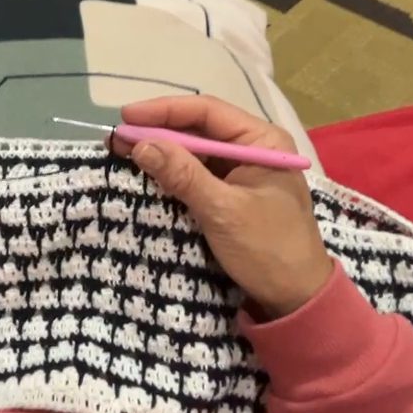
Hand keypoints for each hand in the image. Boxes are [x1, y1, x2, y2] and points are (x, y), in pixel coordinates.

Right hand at [116, 96, 334, 318]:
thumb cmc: (268, 250)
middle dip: (157, 130)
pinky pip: (194, 171)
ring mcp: (240, 170)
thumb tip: (140, 144)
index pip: (207, 111)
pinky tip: (144, 171)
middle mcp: (251, 147)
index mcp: (262, 140)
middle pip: (197, 127)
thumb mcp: (223, 211)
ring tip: (121, 150)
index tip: (127, 116)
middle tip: (117, 137)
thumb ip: (182, 174)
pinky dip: (169, 170)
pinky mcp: (229, 192)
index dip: (164, 110)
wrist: (296, 302)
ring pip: (193, 149)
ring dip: (160, 150)